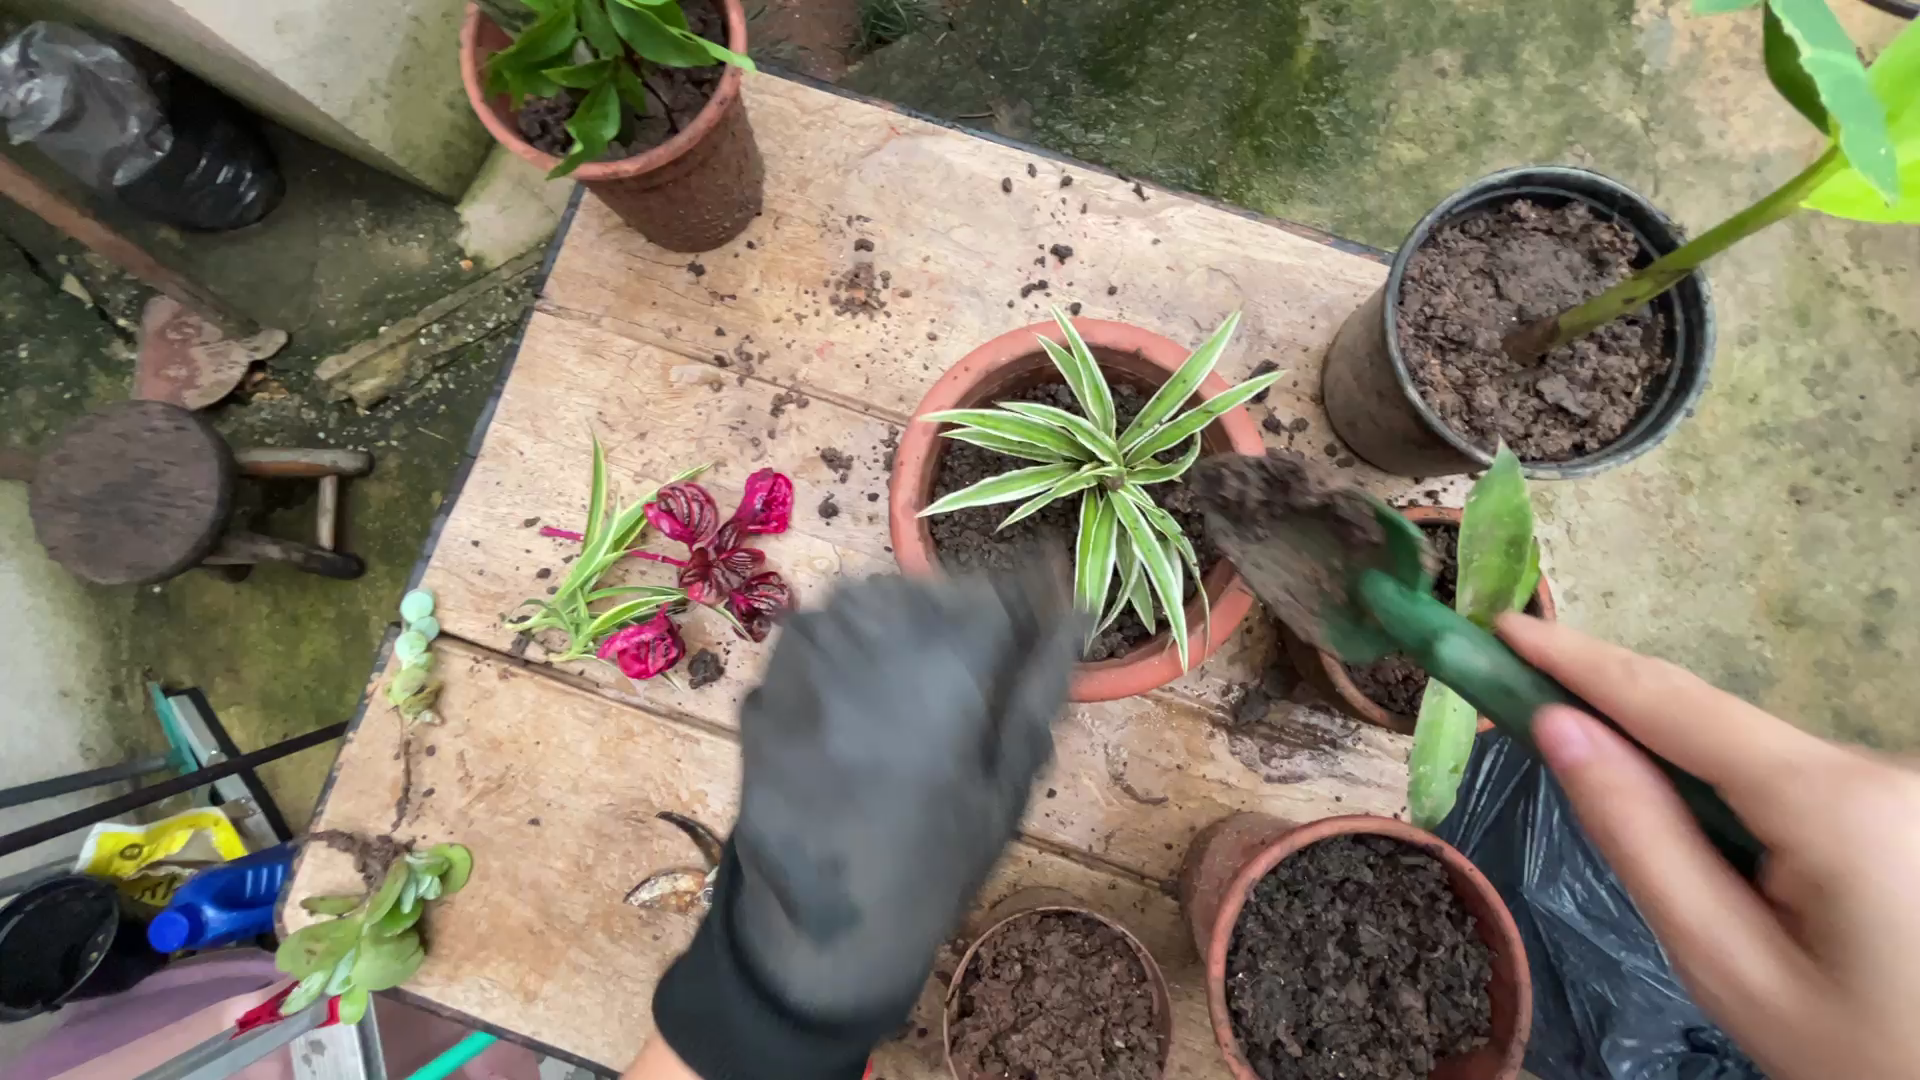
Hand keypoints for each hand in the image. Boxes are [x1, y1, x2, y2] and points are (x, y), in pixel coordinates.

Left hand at [651, 571, 1079, 1079]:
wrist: (825, 929)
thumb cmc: (936, 860)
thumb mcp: (1008, 781)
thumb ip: (1041, 684)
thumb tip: (1077, 612)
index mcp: (945, 671)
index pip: (993, 596)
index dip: (1014, 609)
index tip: (1021, 634)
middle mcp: (871, 646)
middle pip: (927, 588)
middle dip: (955, 612)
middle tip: (963, 665)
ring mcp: (807, 660)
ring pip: (867, 596)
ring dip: (896, 620)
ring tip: (907, 676)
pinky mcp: (766, 679)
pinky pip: (814, 625)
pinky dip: (843, 640)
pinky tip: (852, 691)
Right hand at [1499, 614, 1919, 1079]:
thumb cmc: (1862, 1057)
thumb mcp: (1723, 960)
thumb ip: (1635, 832)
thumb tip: (1558, 726)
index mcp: (1834, 802)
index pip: (1666, 701)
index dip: (1573, 657)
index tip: (1502, 625)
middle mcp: (1882, 771)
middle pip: (1706, 721)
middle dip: (1604, 702)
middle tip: (1512, 691)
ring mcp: (1906, 790)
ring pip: (1742, 752)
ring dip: (1661, 754)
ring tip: (1598, 776)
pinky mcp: (1911, 813)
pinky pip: (1782, 776)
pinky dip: (1715, 782)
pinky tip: (1697, 827)